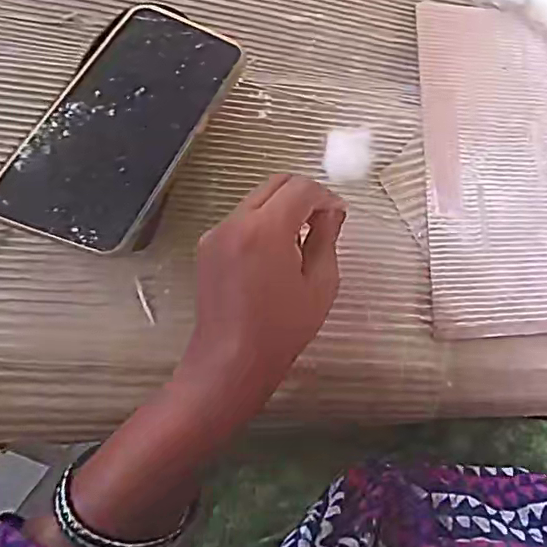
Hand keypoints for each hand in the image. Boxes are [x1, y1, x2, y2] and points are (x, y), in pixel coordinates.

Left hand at [177, 174, 345, 409]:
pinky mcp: (208, 246)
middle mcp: (235, 223)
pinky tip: (278, 252)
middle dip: (304, 196)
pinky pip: (242, 219)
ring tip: (303, 240)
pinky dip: (264, 222)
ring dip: (283, 208)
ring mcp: (217, 234)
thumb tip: (331, 213)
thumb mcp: (320, 284)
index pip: (300, 188)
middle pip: (276, 184)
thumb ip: (327, 238)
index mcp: (265, 230)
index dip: (325, 196)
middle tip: (324, 220)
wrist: (231, 361)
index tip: (338, 214)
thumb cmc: (279, 330)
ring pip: (258, 198)